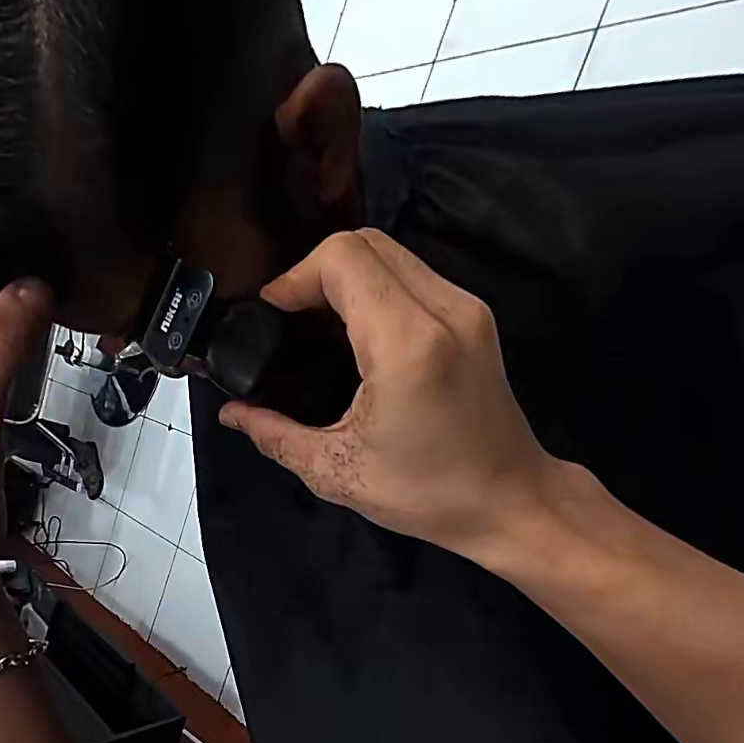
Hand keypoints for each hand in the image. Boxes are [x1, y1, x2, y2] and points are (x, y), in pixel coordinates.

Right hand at [219, 230, 568, 560]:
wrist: (511, 500)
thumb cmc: (427, 493)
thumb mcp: (336, 470)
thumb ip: (273, 434)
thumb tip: (231, 413)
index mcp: (406, 344)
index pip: (343, 259)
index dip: (296, 277)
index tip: (273, 315)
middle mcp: (443, 310)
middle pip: (365, 242)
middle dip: (314, 271)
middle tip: (290, 319)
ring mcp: (465, 307)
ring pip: (389, 251)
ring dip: (344, 276)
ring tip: (317, 326)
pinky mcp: (473, 315)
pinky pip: (410, 272)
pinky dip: (371, 286)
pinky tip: (354, 332)